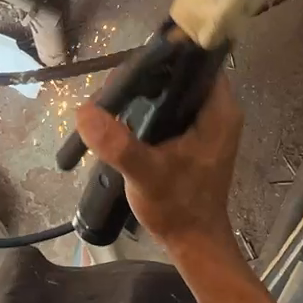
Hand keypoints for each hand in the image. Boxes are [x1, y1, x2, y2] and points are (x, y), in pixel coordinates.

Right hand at [75, 77, 243, 253]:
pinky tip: (119, 121)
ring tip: (107, 106)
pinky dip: (142, 110)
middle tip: (108, 95)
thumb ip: (118, 144)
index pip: (193, 62)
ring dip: (138, 95)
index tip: (126, 74)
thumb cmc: (178, 208)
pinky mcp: (189, 136)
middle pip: (175, 74)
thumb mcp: (146, 175)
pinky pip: (164, 109)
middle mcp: (215, 110)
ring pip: (167, 91)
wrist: (192, 243)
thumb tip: (84, 111)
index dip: (160, 59)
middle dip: (140, 79)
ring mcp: (203, 123)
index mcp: (218, 110)